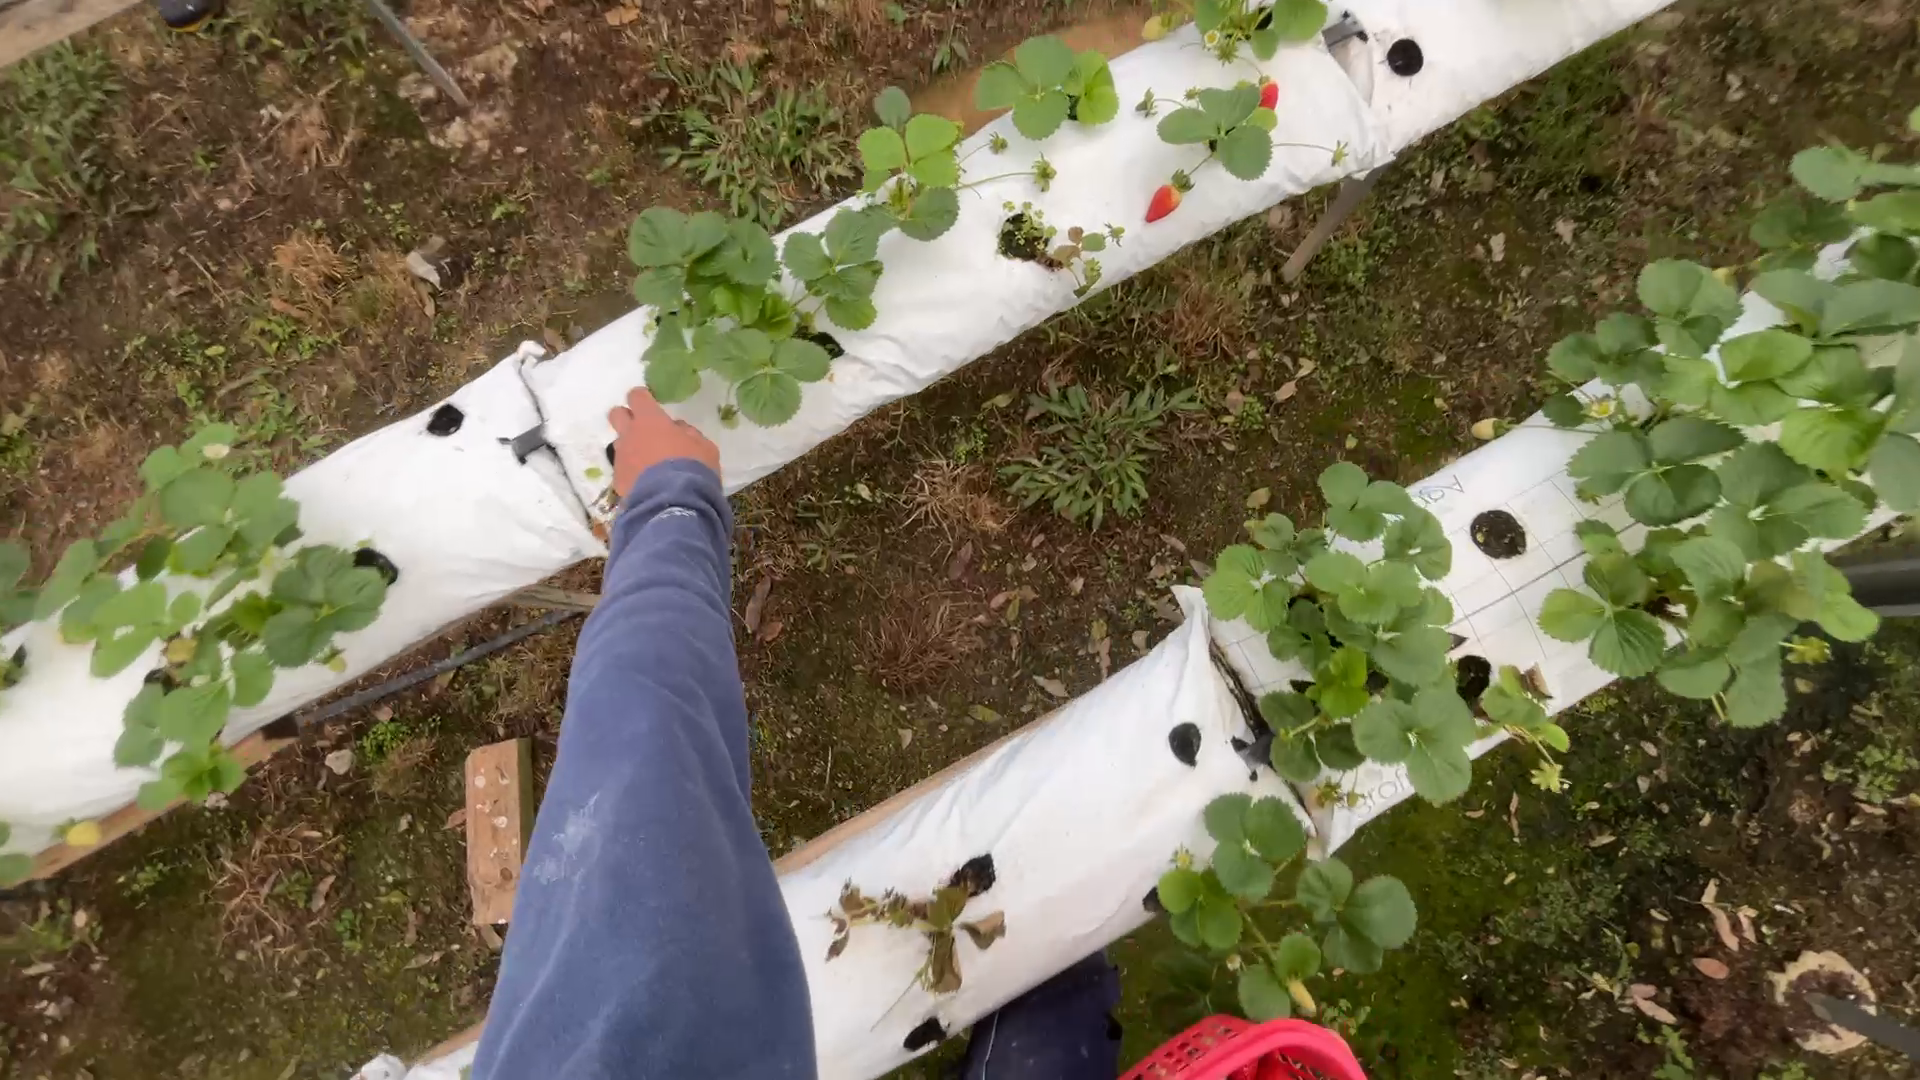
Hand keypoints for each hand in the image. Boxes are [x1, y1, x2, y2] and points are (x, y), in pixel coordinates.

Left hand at [608, 387, 720, 497]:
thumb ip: (689, 433)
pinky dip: (632, 473)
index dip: (642, 397)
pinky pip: (623, 469)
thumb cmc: (693, 468)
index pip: (637, 397)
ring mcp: (621, 457)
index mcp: (651, 421)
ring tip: (649, 463)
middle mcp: (630, 435)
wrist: (674, 502)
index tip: (649, 402)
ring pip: (620, 444)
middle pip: (616, 414)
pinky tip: (647, 483)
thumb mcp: (705, 447)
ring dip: (631, 448)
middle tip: (643, 428)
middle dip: (627, 417)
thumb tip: (678, 429)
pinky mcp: (618, 479)